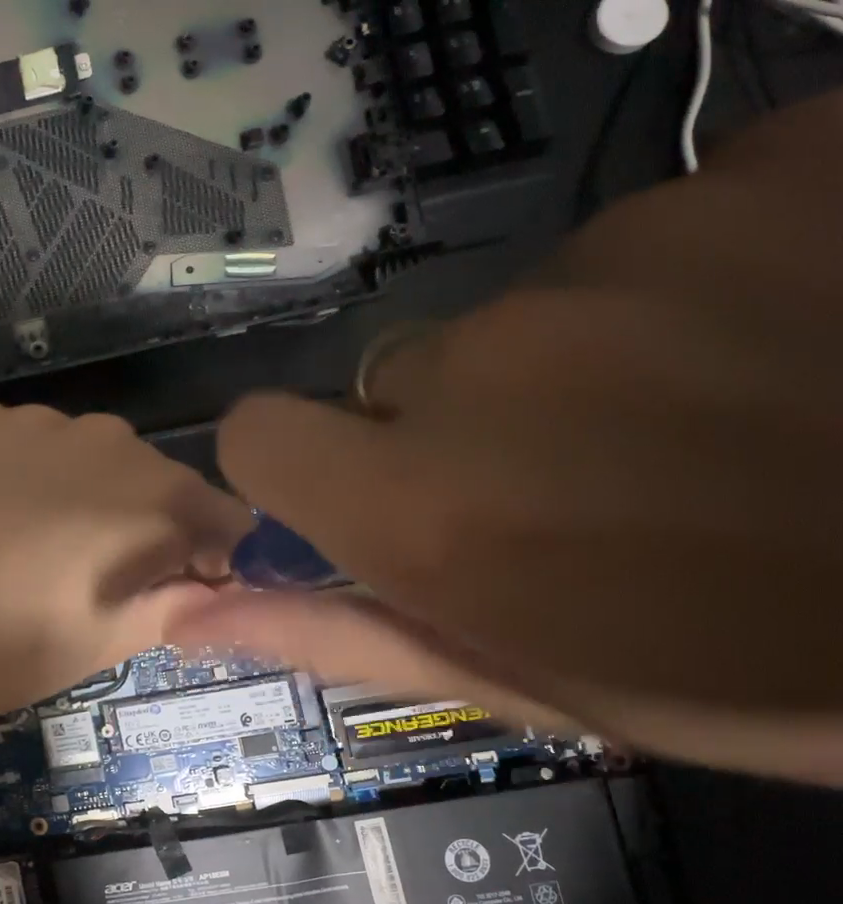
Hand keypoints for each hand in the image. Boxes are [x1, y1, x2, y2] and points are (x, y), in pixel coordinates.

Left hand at [0, 400, 251, 768]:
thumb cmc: (7, 653)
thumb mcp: (109, 642)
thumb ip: (182, 603)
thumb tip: (218, 585)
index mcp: (151, 497)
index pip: (215, 511)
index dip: (208, 551)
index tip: (184, 583)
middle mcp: (101, 439)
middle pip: (150, 475)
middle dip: (143, 517)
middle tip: (96, 570)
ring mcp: (29, 421)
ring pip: (84, 451)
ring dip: (81, 486)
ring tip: (34, 541)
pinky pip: (20, 438)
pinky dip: (20, 468)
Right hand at [195, 90, 842, 782]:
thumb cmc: (775, 671)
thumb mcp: (539, 686)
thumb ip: (341, 635)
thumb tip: (182, 615)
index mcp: (426, 506)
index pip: (257, 435)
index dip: (312, 470)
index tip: (391, 497)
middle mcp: (491, 363)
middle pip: (405, 375)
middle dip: (466, 425)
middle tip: (601, 482)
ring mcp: (634, 249)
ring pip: (536, 303)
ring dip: (593, 354)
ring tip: (731, 411)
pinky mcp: (782, 158)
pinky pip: (677, 215)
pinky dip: (718, 267)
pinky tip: (807, 323)